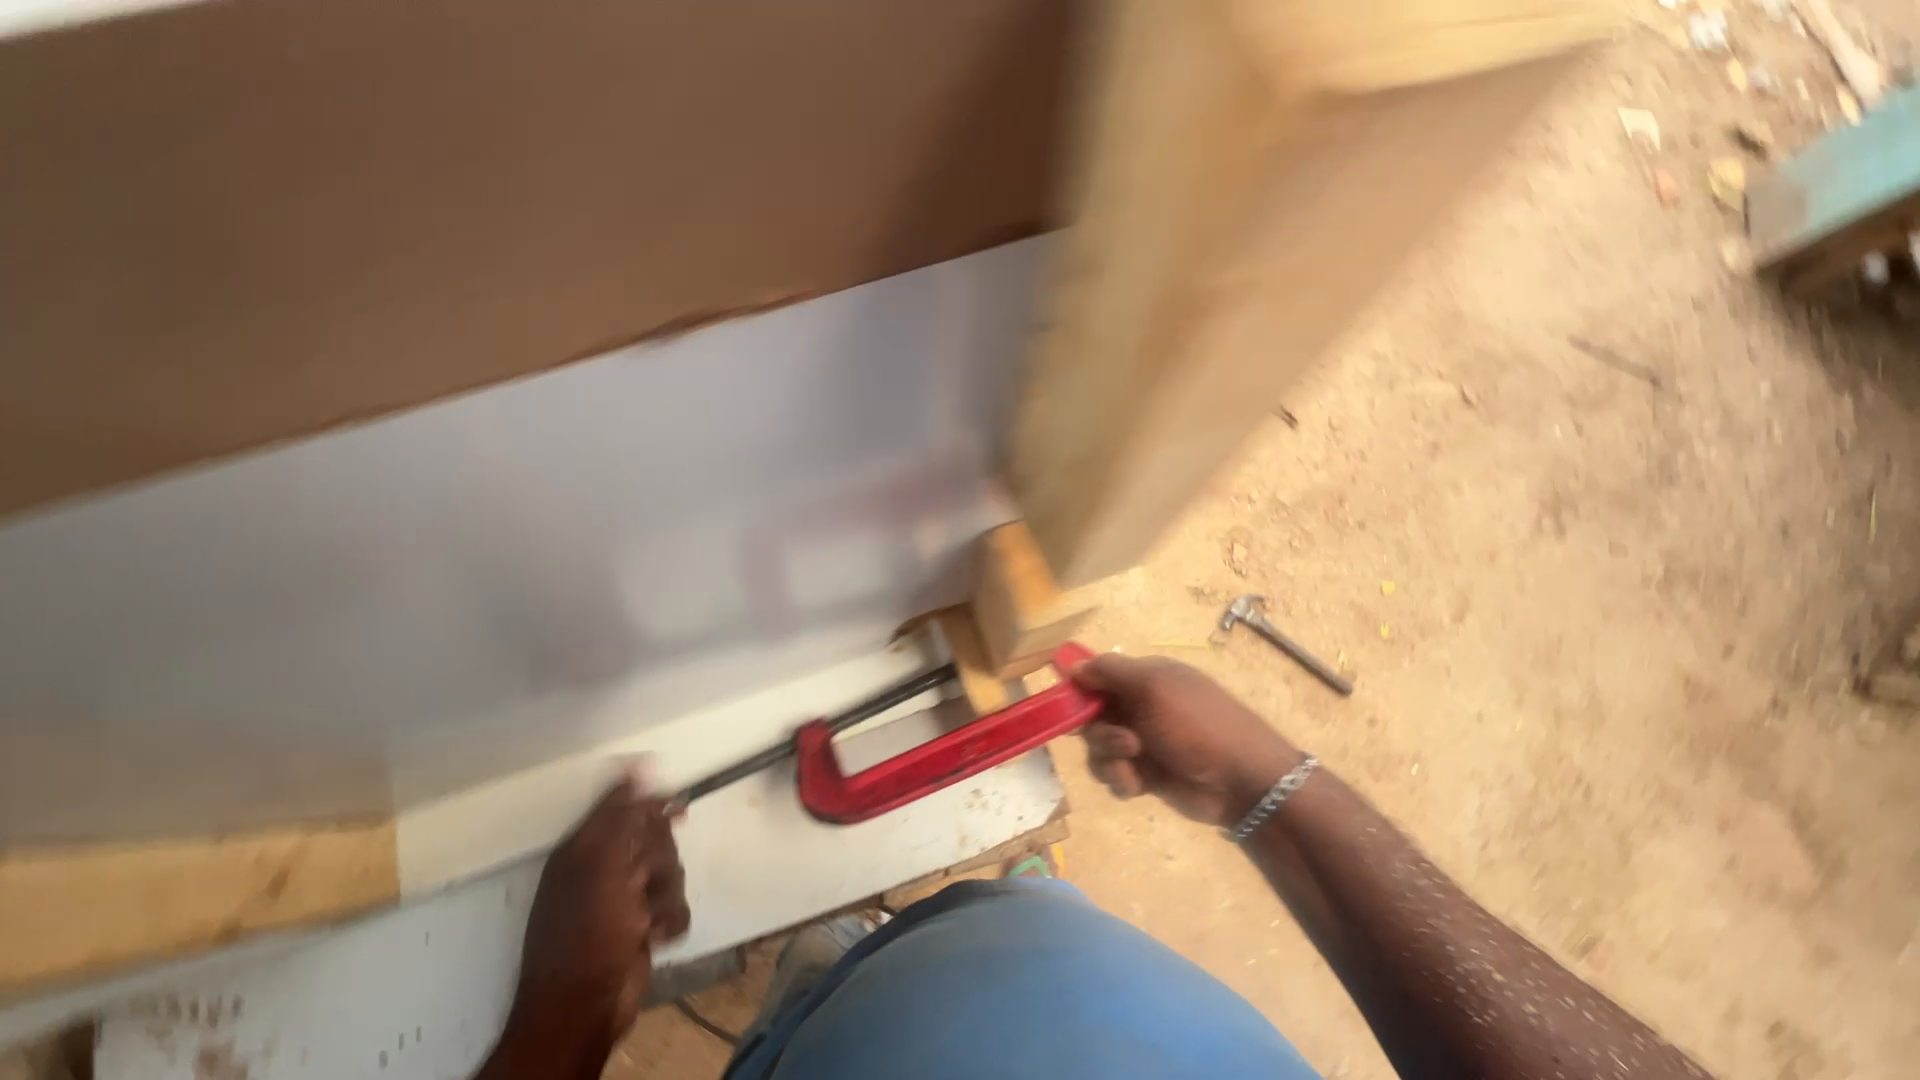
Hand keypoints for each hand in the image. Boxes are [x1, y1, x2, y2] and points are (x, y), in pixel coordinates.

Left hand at [498, 776, 690, 1066]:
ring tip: (646, 920)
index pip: (625, 807)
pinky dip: (670, 921)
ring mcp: (624, 901)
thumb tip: (637, 763)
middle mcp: (603, 870)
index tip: (679, 809)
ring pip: (670, 872)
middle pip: (656, 838)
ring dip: (665, 896)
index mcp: (584, 849)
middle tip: (642, 882)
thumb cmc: (587, 934)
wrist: (585, 1007)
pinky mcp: (643, 927)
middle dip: (659, 860)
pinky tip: (655, 936)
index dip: (653, 804)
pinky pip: (675, 906)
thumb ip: (621, 814)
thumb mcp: (601, 865)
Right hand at [1070, 653, 1303, 828]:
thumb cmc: (1197, 725)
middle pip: (1092, 716)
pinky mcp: (1146, 775)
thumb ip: (1110, 672)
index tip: (1068, 706)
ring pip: (1099, 749)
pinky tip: (1139, 786)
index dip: (1081, 690)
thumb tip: (1073, 664)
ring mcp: (1143, 743)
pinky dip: (1121, 780)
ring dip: (1109, 759)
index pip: (1098, 676)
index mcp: (1145, 678)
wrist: (1241, 780)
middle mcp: (1141, 707)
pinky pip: (1114, 775)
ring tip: (1133, 766)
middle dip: (1099, 732)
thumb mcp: (1153, 686)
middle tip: (1126, 742)